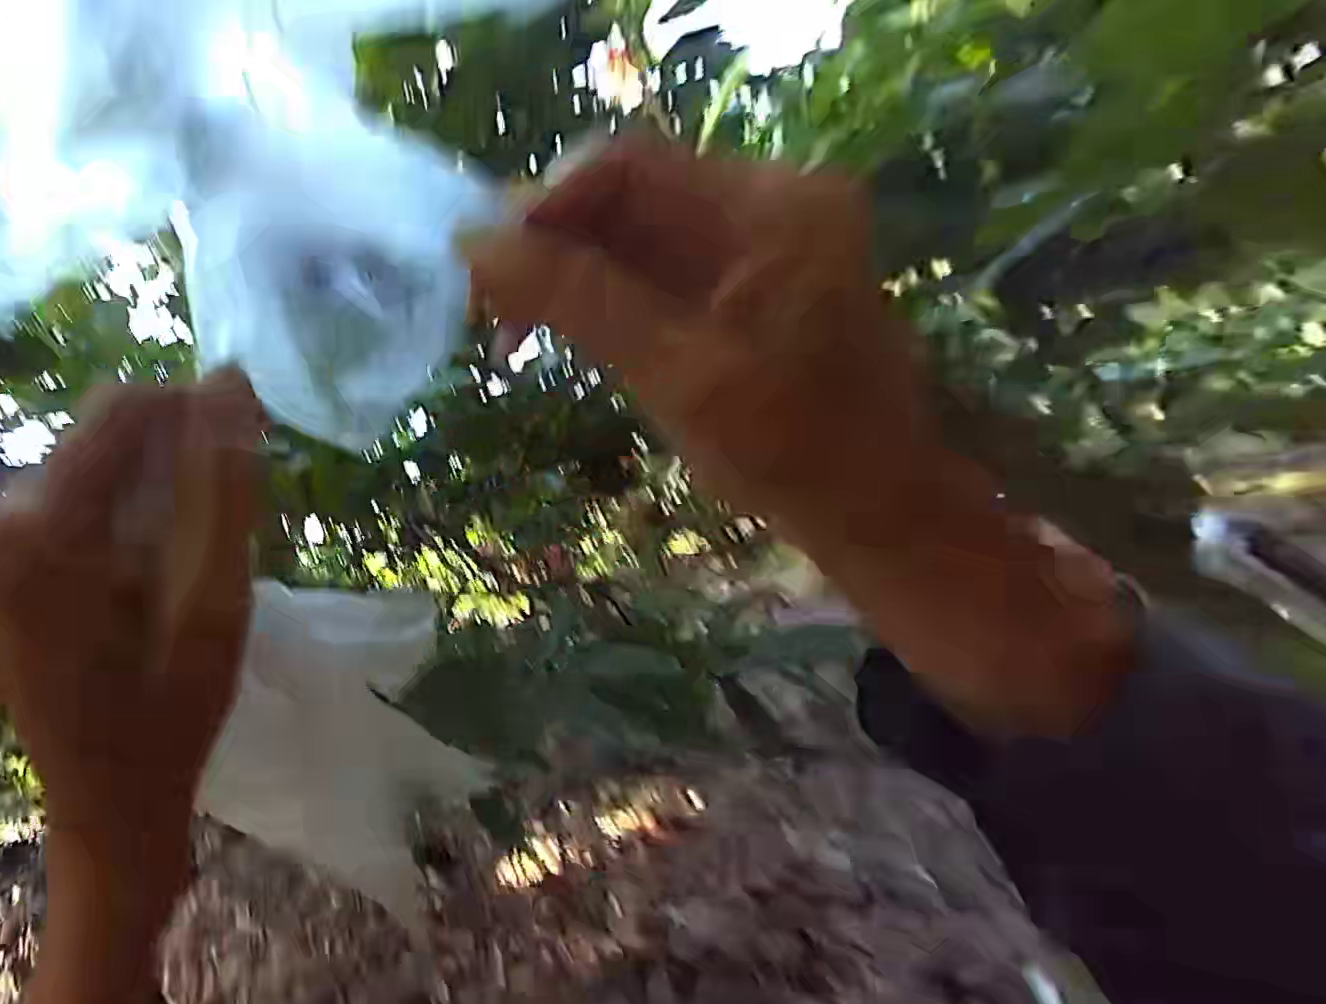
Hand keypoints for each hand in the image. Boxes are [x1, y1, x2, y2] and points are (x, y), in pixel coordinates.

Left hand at [0, 370, 263, 868]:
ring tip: (189, 555)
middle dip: (177, 459)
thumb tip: (228, 377)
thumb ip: (222, 486)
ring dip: (155, 489)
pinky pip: (73, 497)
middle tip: (226, 518)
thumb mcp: (216, 599)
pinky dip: (124, 512)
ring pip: (94, 466)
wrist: (108, 799)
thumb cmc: (171, 712)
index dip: (196, 413)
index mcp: (39, 529)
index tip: (250, 441)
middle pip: (106, 438)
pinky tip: (150, 565)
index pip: (123, 411)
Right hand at [463, 137, 927, 526]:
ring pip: (620, 239)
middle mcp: (756, 208)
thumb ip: (579, 302)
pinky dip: (584, 300)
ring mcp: (739, 249)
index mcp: (766, 208)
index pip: (630, 167)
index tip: (484, 264)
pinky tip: (549, 333)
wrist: (861, 501)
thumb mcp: (676, 372)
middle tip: (487, 309)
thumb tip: (478, 248)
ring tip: (507, 333)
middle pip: (621, 199)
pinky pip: (636, 275)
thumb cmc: (783, 448)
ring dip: (555, 278)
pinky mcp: (721, 288)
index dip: (545, 205)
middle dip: (543, 248)